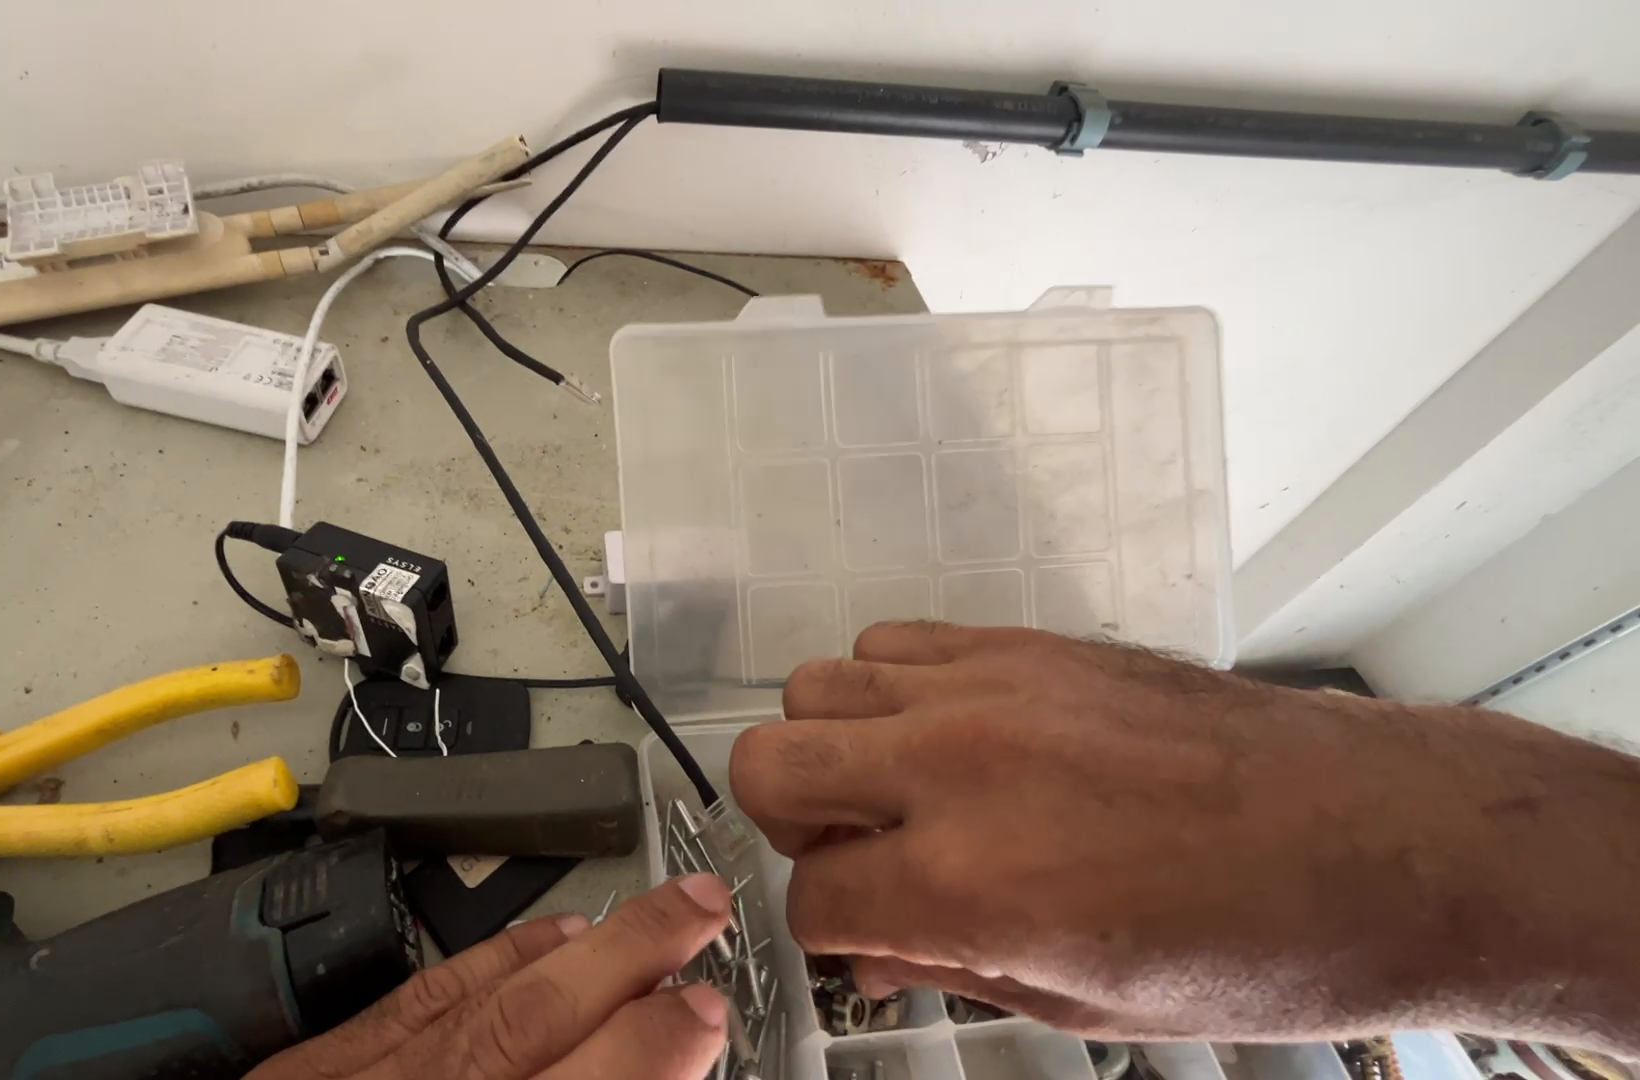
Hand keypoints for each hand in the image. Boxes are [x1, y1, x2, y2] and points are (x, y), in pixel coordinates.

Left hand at [249, 875, 732, 1079]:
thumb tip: (632, 1078)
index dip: (646, 1053)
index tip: (704, 1016)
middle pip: (531, 1023)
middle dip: (630, 959)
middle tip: (701, 910)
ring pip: (484, 997)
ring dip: (581, 948)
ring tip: (652, 912)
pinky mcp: (316, 1069)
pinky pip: (422, 994)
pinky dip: (498, 957)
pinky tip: (551, 935)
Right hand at [729, 622, 1639, 1051]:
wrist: (1372, 830)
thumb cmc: (1246, 947)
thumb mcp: (1086, 1004)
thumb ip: (945, 968)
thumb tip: (867, 955)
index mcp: (967, 884)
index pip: (811, 898)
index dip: (827, 927)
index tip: (863, 929)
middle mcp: (947, 767)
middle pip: (766, 765)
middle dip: (786, 822)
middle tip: (853, 845)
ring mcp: (975, 686)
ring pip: (811, 687)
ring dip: (830, 744)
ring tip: (893, 779)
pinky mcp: (1010, 641)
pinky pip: (885, 642)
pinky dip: (884, 688)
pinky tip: (938, 725)